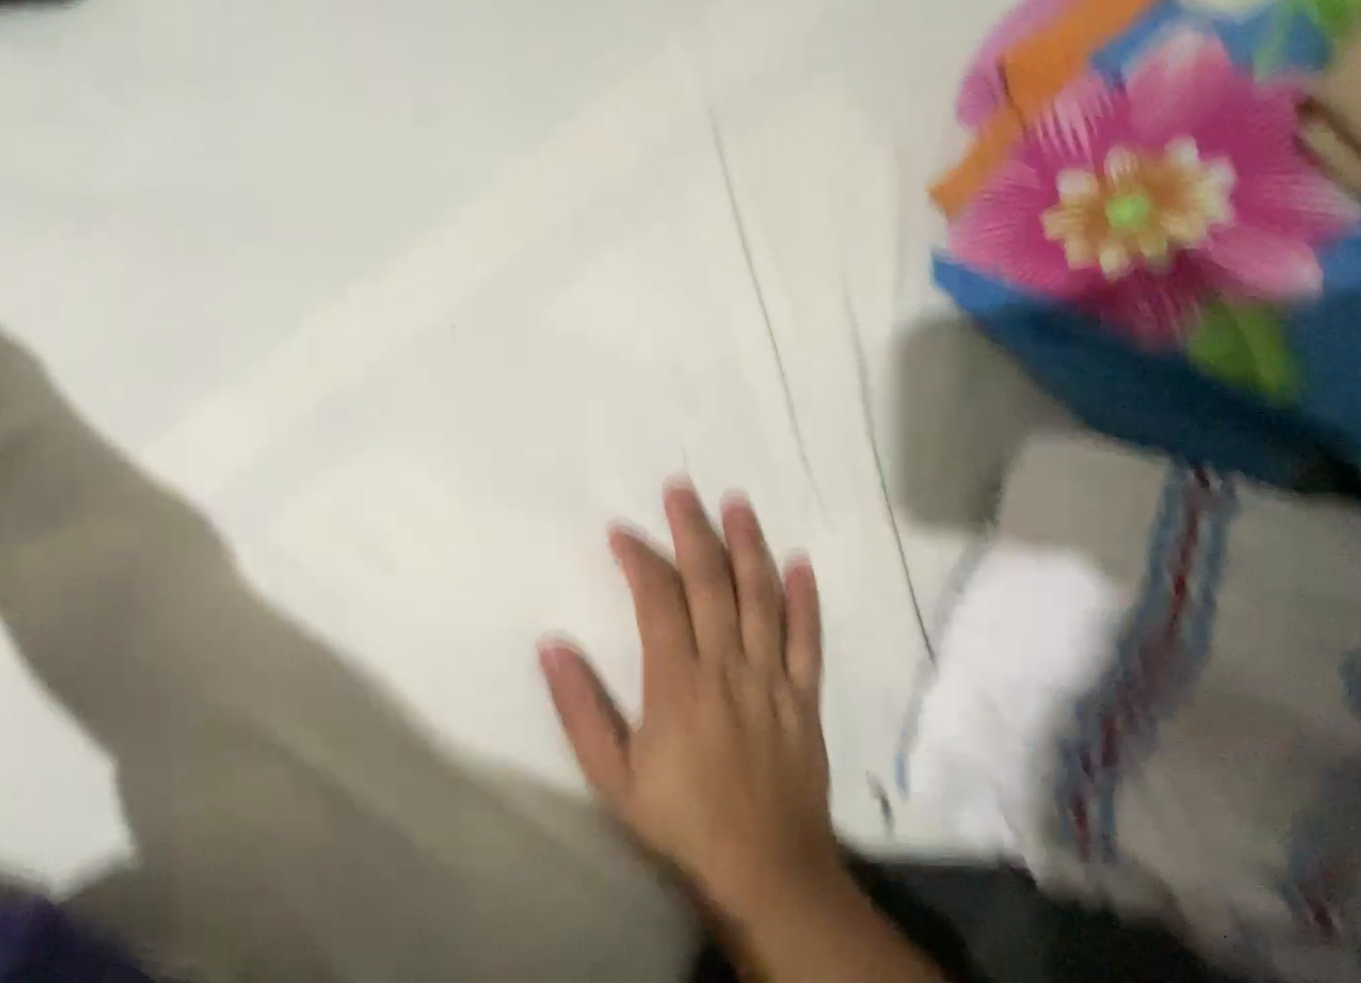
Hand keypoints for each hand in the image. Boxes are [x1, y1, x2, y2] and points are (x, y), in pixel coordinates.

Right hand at [540, 481, 839, 917]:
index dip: (641, 559)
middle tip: (682, 488)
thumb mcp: (612, 775)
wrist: (766, 871)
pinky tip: (798, 564)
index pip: (658, 600)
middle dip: (695, 531)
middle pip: (712, 584)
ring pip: (762, 599)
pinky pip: (808, 640)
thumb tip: (553, 645)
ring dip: (749, 546)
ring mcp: (772, 681)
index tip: (621, 532)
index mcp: (678, 683)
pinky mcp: (804, 699)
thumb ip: (580, 708)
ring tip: (737, 503)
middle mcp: (728, 668)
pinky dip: (804, 599)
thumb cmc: (680, 820)